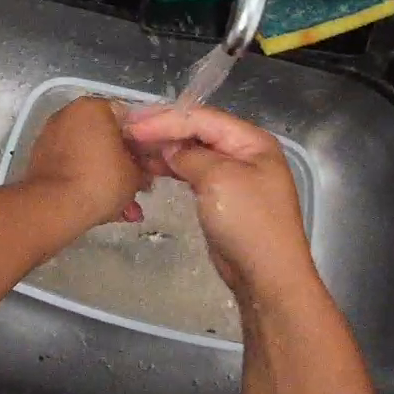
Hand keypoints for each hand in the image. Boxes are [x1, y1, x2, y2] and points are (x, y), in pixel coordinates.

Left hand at [22, 97, 151, 228]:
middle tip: (137, 188)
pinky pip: (72, 165)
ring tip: (123, 208)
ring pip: (89, 156)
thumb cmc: (100, 181)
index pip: (127, 119)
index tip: (147, 165)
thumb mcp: (134, 175)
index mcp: (94, 108)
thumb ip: (141, 166)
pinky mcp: (41, 158)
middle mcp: (69, 114)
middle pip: (106, 139)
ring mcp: (52, 135)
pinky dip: (86, 181)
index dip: (141, 144)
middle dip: (122, 167)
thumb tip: (141, 171)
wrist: (54, 206)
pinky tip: (101, 207)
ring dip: (106, 179)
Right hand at [123, 106, 314, 302]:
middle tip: (127, 130)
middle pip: (197, 131)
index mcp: (251, 141)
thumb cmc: (248, 222)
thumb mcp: (218, 179)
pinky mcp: (219, 196)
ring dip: (163, 149)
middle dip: (163, 130)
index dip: (166, 120)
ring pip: (192, 152)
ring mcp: (231, 174)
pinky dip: (170, 168)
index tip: (133, 126)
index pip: (202, 118)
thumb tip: (168, 149)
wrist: (266, 275)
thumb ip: (190, 156)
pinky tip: (148, 167)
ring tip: (131, 147)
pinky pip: (191, 172)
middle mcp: (243, 152)